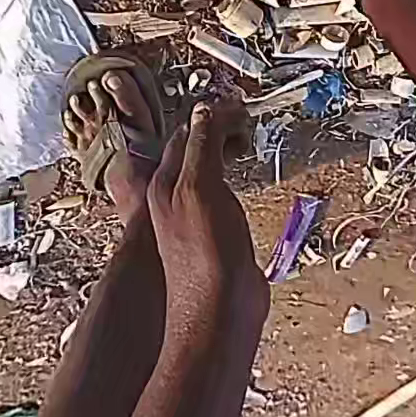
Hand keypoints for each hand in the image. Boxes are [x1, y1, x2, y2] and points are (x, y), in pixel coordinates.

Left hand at [146, 102, 267, 342]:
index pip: (188, 133)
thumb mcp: (200, 189)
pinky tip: (248, 175)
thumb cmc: (206, 252)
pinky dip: (235, 173)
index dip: (212, 115)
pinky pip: (224, 190)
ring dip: (227, 148)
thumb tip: (205, 111)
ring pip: (211, 167)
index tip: (242, 105)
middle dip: (219, 128)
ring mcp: (197, 214)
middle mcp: (177, 196)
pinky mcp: (217, 231)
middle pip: (196, 148)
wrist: (220, 311)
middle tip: (248, 119)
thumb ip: (202, 148)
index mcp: (167, 183)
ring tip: (248, 138)